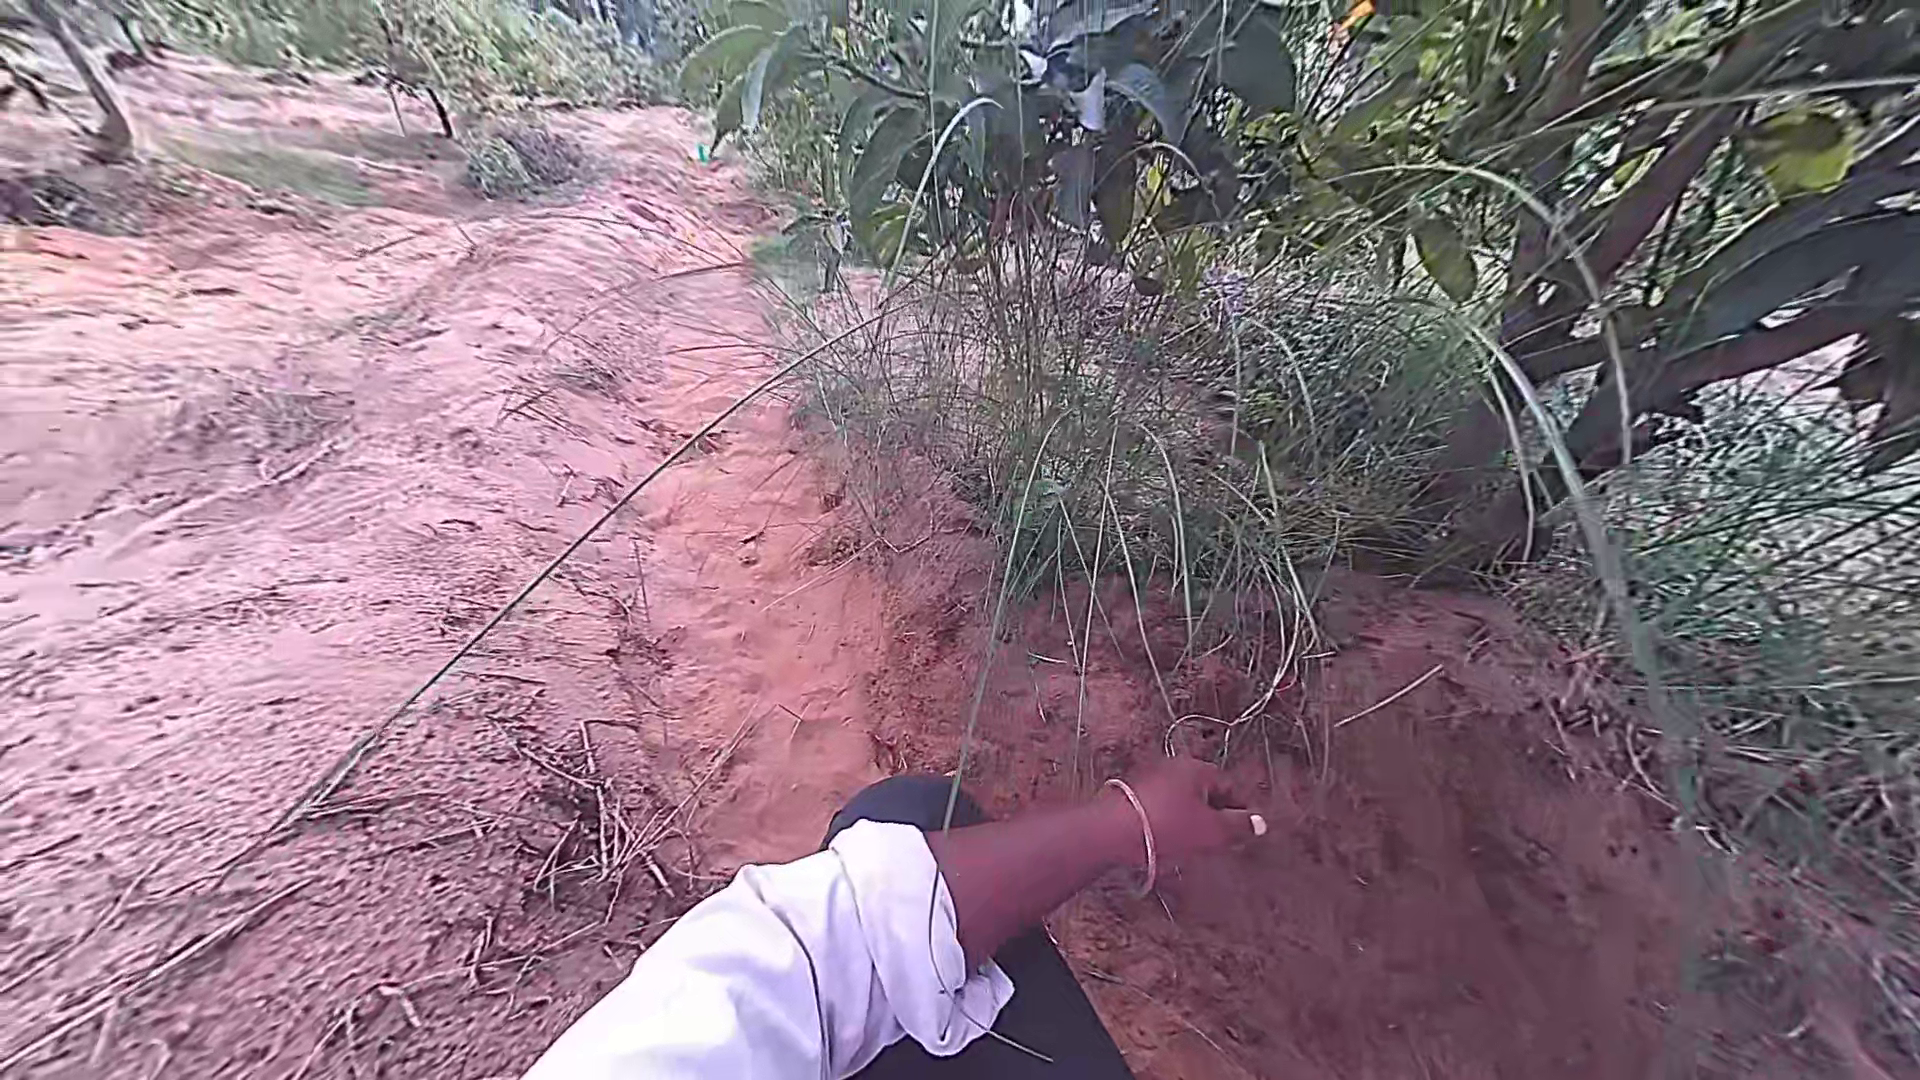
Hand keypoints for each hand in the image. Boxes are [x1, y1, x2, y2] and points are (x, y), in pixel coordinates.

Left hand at [1112, 757, 1262, 869]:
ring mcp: (1152, 779)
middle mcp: (1172, 767)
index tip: (1250, 832)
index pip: (1229, 785)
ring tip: (1202, 846)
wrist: (1114, 831)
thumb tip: (1259, 822)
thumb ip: (1239, 826)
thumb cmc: (1168, 826)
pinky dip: (1176, 822)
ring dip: (1196, 821)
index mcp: (1194, 768)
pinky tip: (1175, 842)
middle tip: (1228, 841)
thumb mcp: (1212, 830)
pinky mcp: (1136, 795)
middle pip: (1206, 791)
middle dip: (1219, 816)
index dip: (1243, 809)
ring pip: (1185, 801)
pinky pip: (1166, 808)